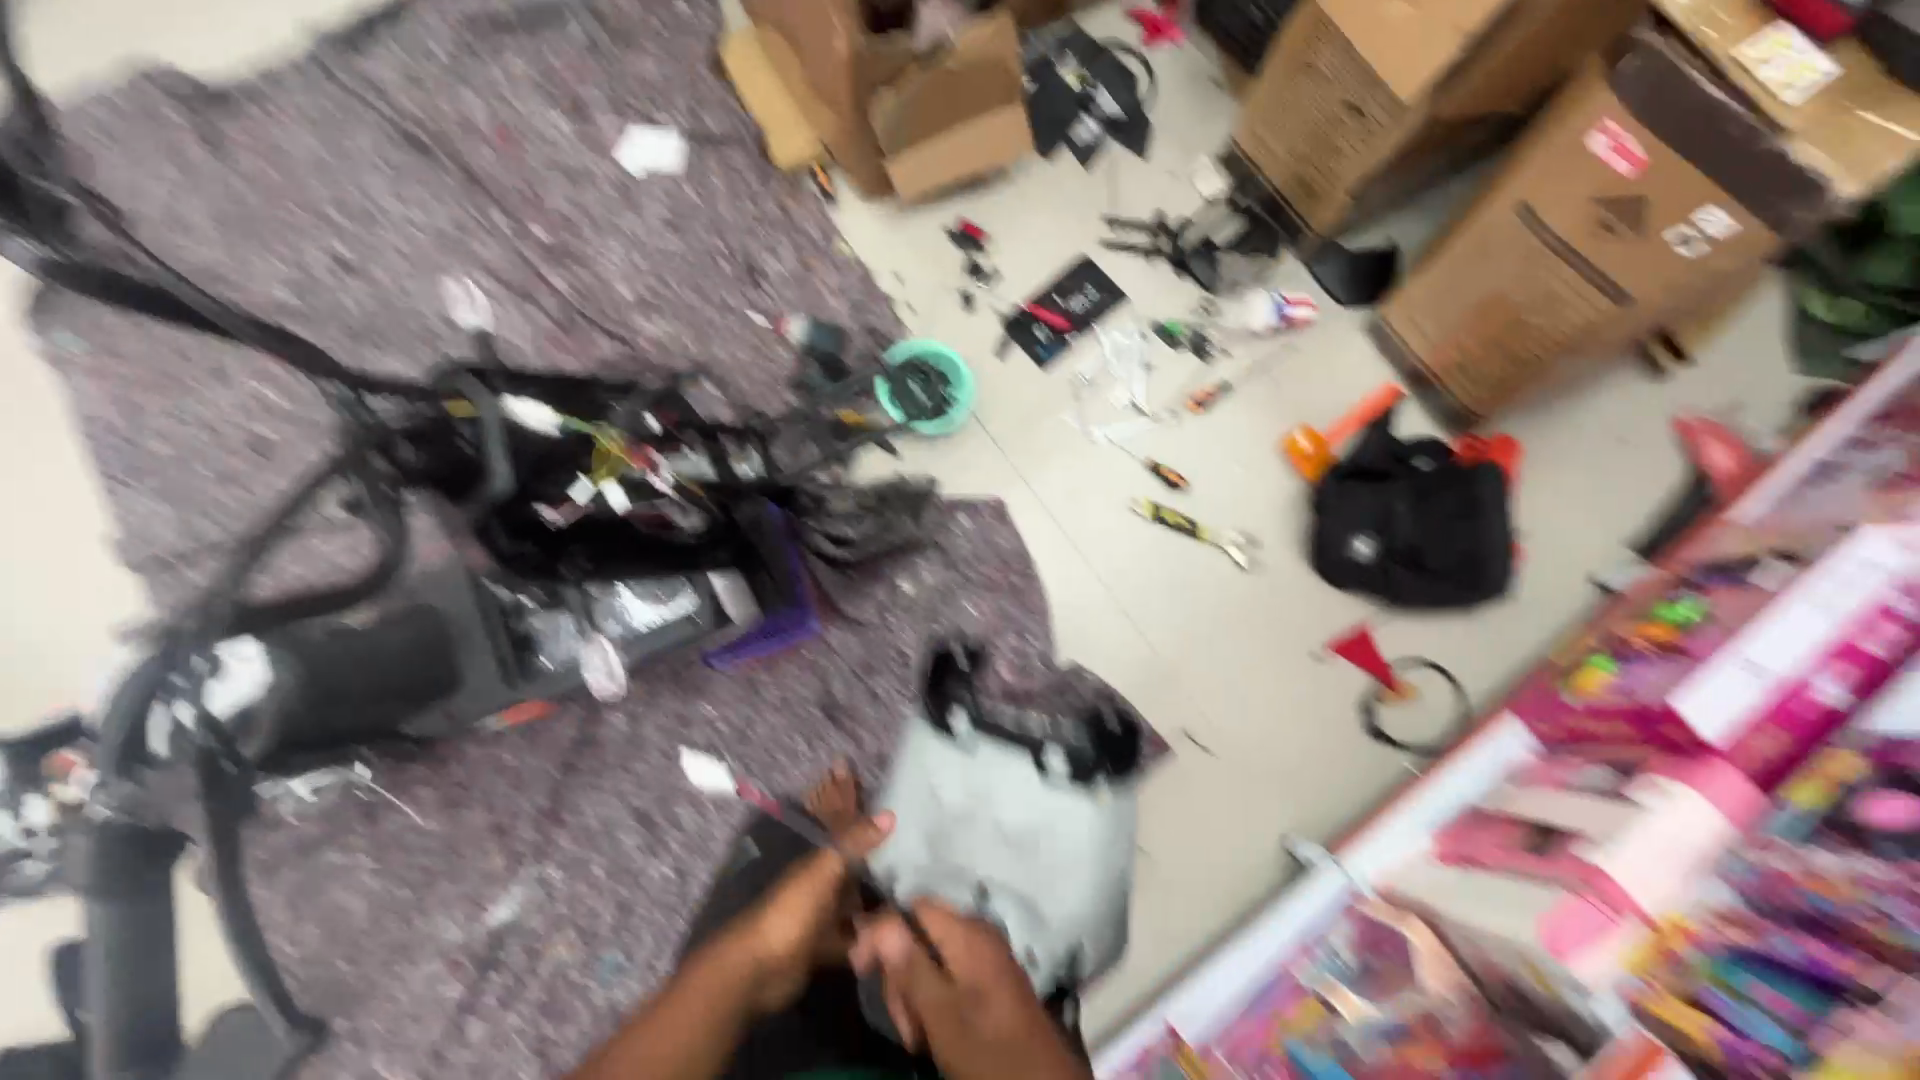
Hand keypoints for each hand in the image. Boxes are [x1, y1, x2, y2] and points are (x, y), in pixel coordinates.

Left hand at [723, 810, 893, 1015]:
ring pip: (853, 889)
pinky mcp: (827, 942)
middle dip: (862, 830)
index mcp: (815, 854)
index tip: (847, 762)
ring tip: (904, 866)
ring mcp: (823, 909)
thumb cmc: (790, 911)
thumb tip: (890, 812)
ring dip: (872, 882)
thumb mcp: (823, 870)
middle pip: (846, 848)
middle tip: (890, 812)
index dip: (842, 790)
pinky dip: (869, 928)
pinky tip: (893, 924)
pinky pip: (855, 930)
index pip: (835, 813)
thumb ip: (855, 842)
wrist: (759, 969)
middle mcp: (820, 876)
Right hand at [850, 901, 1091, 1079]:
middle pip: (920, 932)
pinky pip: (950, 973)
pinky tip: (933, 1030)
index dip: (881, 931)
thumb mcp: (940, 1011)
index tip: (859, 968)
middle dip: (901, 972)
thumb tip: (878, 920)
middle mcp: (979, 932)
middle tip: (902, 1019)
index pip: (912, 906)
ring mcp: (988, 955)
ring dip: (915, 992)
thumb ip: (908, 964)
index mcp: (967, 932)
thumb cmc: (987, 1049)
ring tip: (917, 1035)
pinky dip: (934, 998)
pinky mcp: (992, 978)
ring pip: (932, 957)